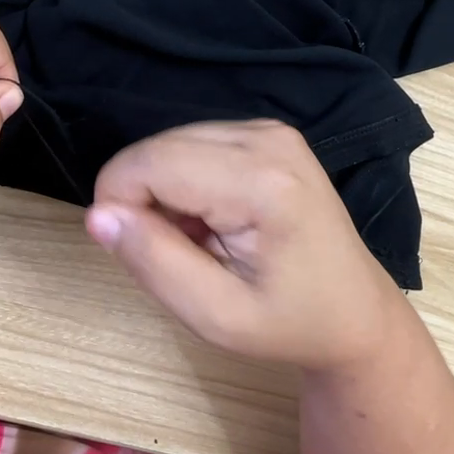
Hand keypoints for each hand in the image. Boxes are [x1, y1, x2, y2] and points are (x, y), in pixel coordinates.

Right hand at [85, 120, 408, 370]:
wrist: (356, 312)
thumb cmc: (289, 324)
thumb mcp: (215, 315)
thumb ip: (152, 261)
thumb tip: (97, 215)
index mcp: (260, 181)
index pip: (147, 164)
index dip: (119, 206)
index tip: (141, 254)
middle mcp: (265, 138)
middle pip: (155, 149)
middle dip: (142, 201)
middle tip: (177, 254)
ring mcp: (269, 129)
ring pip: (168, 144)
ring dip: (162, 193)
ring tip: (200, 240)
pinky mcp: (265, 132)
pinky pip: (192, 144)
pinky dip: (184, 182)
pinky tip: (213, 219)